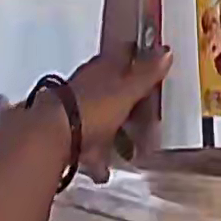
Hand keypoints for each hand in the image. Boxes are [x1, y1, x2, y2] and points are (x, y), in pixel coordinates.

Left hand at [66, 43, 171, 180]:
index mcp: (102, 67)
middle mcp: (88, 82)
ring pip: (100, 114)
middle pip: (112, 85)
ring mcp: (77, 108)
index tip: (154, 63)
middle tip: (146, 111)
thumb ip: (146, 74)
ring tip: (129, 146)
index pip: (123, 53)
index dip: (138, 56)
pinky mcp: (69, 134)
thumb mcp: (126, 91)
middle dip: (127, 97)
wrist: (53, 136)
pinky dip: (97, 154)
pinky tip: (105, 169)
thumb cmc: (93, 107)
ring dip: (112, 128)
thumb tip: (167, 50)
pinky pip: (89, 143)